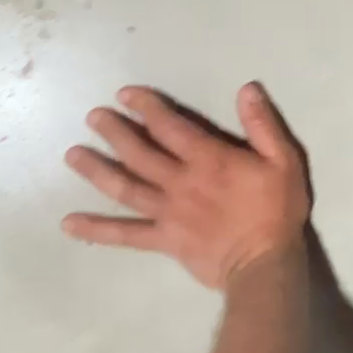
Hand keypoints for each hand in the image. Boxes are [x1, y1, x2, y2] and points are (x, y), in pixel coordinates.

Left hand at [62, 82, 310, 290]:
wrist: (266, 263)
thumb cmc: (277, 210)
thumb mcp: (283, 160)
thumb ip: (263, 125)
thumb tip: (246, 89)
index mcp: (209, 160)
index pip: (171, 127)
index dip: (147, 108)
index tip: (125, 94)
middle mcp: (180, 182)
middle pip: (140, 153)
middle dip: (115, 132)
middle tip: (93, 117)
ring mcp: (167, 213)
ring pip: (125, 188)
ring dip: (97, 170)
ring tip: (72, 154)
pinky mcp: (163, 240)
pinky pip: (125, 234)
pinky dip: (96, 229)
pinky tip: (69, 223)